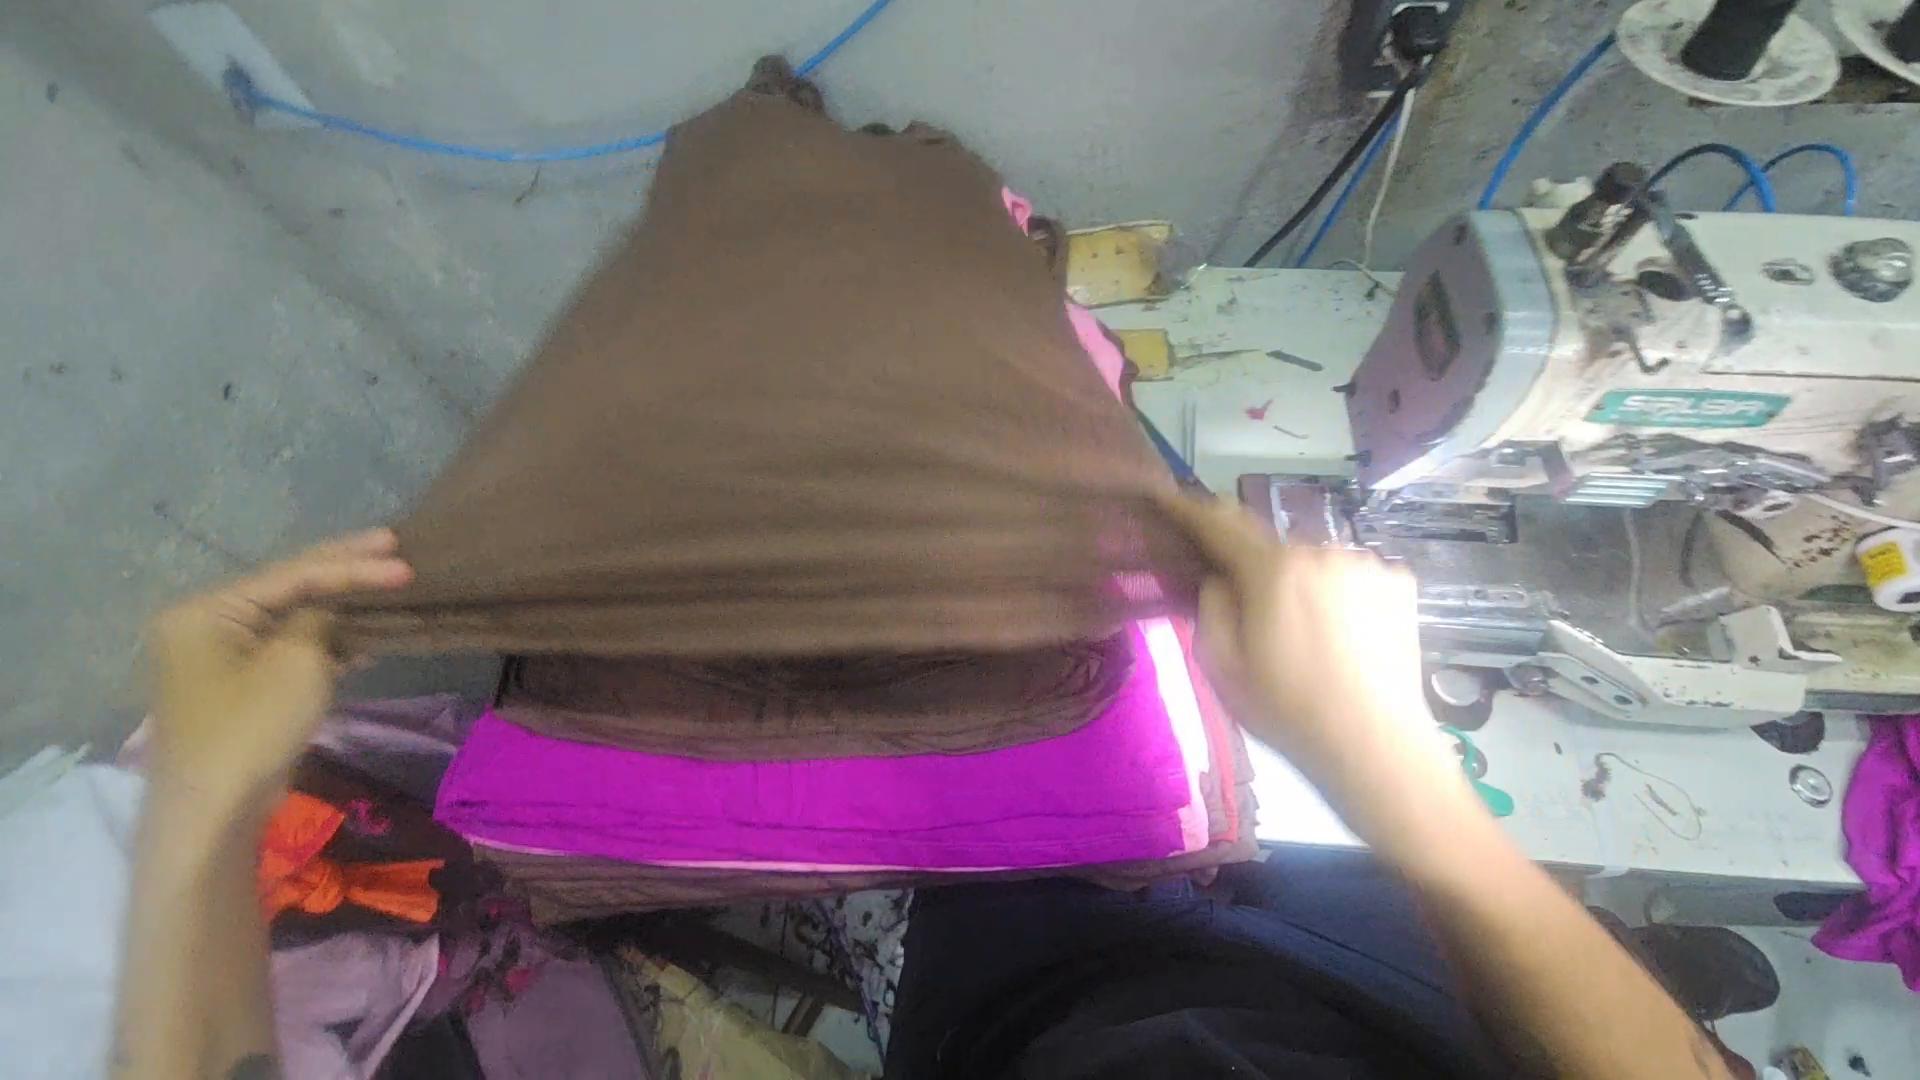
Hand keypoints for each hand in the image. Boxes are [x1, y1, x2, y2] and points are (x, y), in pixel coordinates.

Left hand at [145, 529, 411, 804]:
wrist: (218, 804)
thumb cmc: (253, 725)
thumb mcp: (297, 661)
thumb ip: (318, 619)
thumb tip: (333, 608)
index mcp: (206, 612)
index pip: (293, 575)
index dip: (352, 566)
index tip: (404, 563)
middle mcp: (207, 625)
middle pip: (289, 586)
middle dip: (344, 568)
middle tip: (392, 543)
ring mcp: (224, 655)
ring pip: (295, 615)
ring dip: (344, 602)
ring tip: (389, 582)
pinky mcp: (245, 682)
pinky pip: (295, 644)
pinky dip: (332, 636)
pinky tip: (370, 632)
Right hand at [1157, 493, 1439, 778]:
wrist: (1374, 747)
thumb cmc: (1284, 709)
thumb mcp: (1219, 663)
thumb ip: (1210, 604)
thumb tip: (1220, 576)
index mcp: (1272, 568)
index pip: (1219, 525)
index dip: (1189, 509)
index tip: (1168, 495)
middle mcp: (1321, 551)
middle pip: (1270, 544)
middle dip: (1252, 563)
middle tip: (1248, 604)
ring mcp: (1366, 564)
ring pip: (1311, 559)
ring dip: (1296, 578)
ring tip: (1300, 629)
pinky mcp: (1398, 583)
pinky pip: (1348, 574)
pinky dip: (1334, 590)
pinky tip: (1338, 630)